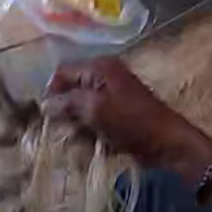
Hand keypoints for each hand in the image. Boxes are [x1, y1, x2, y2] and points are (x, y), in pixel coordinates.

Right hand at [42, 57, 211, 175]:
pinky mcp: (119, 114)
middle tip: (63, 130)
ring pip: (81, 109)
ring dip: (78, 125)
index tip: (45, 115)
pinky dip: (91, 132)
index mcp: (99, 67)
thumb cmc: (131, 120)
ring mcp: (113, 95)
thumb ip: (66, 103)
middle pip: (71, 90)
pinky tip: (92, 144)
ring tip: (80, 139)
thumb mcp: (94, 108)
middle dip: (65, 111)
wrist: (167, 143)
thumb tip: (44, 105)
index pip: (62, 72)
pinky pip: (95, 120)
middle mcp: (105, 76)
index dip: (51, 91)